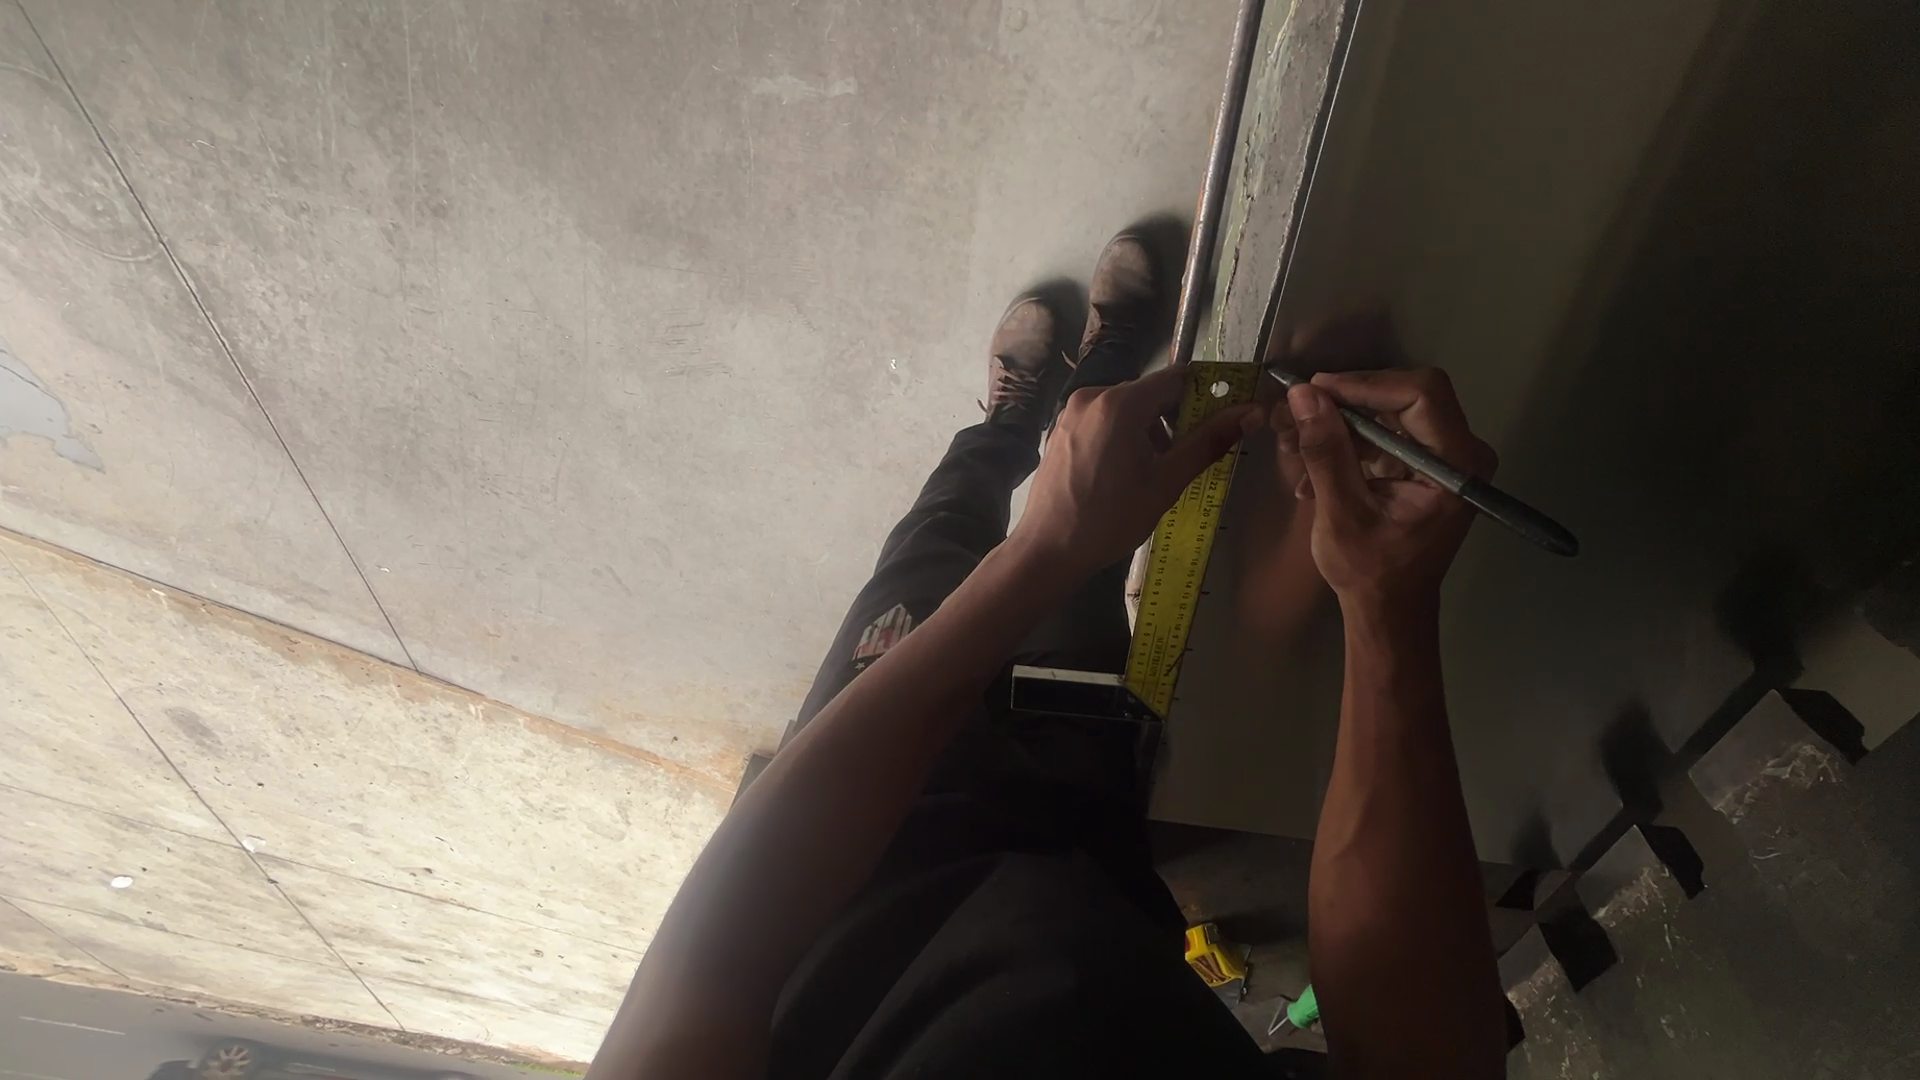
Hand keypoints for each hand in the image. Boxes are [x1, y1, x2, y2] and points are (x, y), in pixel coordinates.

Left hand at [1011, 365, 1261, 577]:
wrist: (1047, 549)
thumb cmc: (1110, 519)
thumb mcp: (1166, 482)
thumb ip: (1208, 442)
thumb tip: (1251, 412)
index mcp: (1119, 403)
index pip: (1177, 379)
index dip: (1205, 396)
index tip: (1220, 421)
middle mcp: (1091, 396)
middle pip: (1149, 394)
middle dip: (1173, 420)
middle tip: (1181, 460)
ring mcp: (1070, 413)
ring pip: (1125, 409)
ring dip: (1147, 431)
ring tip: (1150, 473)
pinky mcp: (1059, 430)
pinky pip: (1101, 421)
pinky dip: (1120, 437)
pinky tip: (1120, 474)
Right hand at [1271, 368, 1496, 611]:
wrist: (1388, 607)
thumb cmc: (1370, 569)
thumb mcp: (1341, 510)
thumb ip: (1326, 450)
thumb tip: (1303, 396)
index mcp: (1455, 464)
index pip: (1419, 395)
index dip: (1364, 385)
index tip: (1314, 390)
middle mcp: (1460, 452)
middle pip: (1406, 397)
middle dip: (1348, 399)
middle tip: (1299, 407)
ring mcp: (1442, 458)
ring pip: (1391, 412)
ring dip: (1341, 421)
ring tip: (1296, 435)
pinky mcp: (1422, 465)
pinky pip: (1385, 434)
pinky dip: (1348, 441)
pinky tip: (1314, 463)